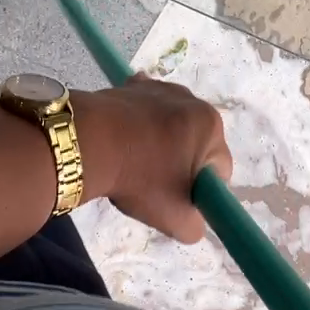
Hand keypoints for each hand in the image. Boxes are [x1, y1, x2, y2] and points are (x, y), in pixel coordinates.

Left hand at [76, 76, 232, 241]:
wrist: (89, 141)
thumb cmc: (139, 177)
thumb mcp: (176, 220)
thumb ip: (196, 225)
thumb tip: (192, 218)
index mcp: (209, 125)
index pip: (220, 169)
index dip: (202, 190)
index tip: (178, 198)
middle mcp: (190, 98)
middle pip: (196, 143)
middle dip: (183, 164)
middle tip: (157, 183)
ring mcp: (159, 87)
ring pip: (171, 125)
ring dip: (161, 142)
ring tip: (136, 161)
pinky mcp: (132, 84)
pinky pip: (145, 109)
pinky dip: (140, 122)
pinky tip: (126, 136)